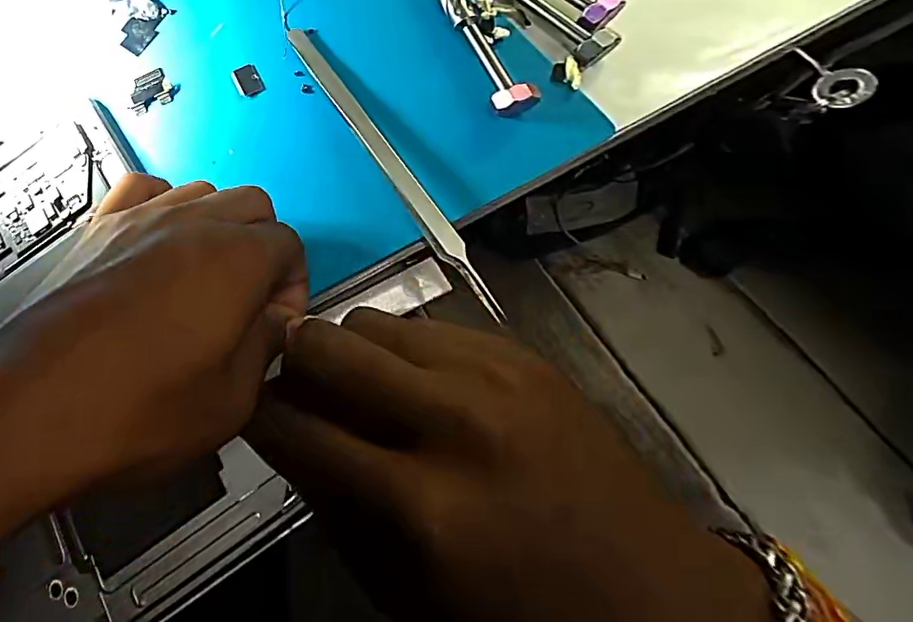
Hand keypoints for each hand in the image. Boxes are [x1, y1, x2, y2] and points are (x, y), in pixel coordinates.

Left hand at [0, 173, 307, 486]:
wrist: (39, 403)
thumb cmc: (130, 409)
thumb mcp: (228, 401)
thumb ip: (264, 347)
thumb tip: (273, 322)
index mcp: (233, 259)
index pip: (288, 242)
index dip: (292, 284)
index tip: (276, 320)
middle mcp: (188, 223)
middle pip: (251, 203)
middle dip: (263, 245)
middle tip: (251, 298)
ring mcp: (139, 218)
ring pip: (199, 190)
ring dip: (217, 224)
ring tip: (205, 274)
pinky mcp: (98, 227)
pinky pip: (140, 188)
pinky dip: (161, 202)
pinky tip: (157, 236)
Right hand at [245, 308, 770, 621]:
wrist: (667, 603)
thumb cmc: (521, 613)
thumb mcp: (408, 589)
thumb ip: (330, 503)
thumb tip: (275, 430)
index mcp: (423, 504)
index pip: (297, 427)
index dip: (256, 411)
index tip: (246, 403)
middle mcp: (454, 423)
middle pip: (326, 345)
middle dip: (291, 357)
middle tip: (291, 378)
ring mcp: (493, 377)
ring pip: (370, 321)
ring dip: (350, 351)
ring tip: (362, 384)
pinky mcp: (520, 354)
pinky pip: (425, 326)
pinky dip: (404, 351)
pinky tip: (419, 384)